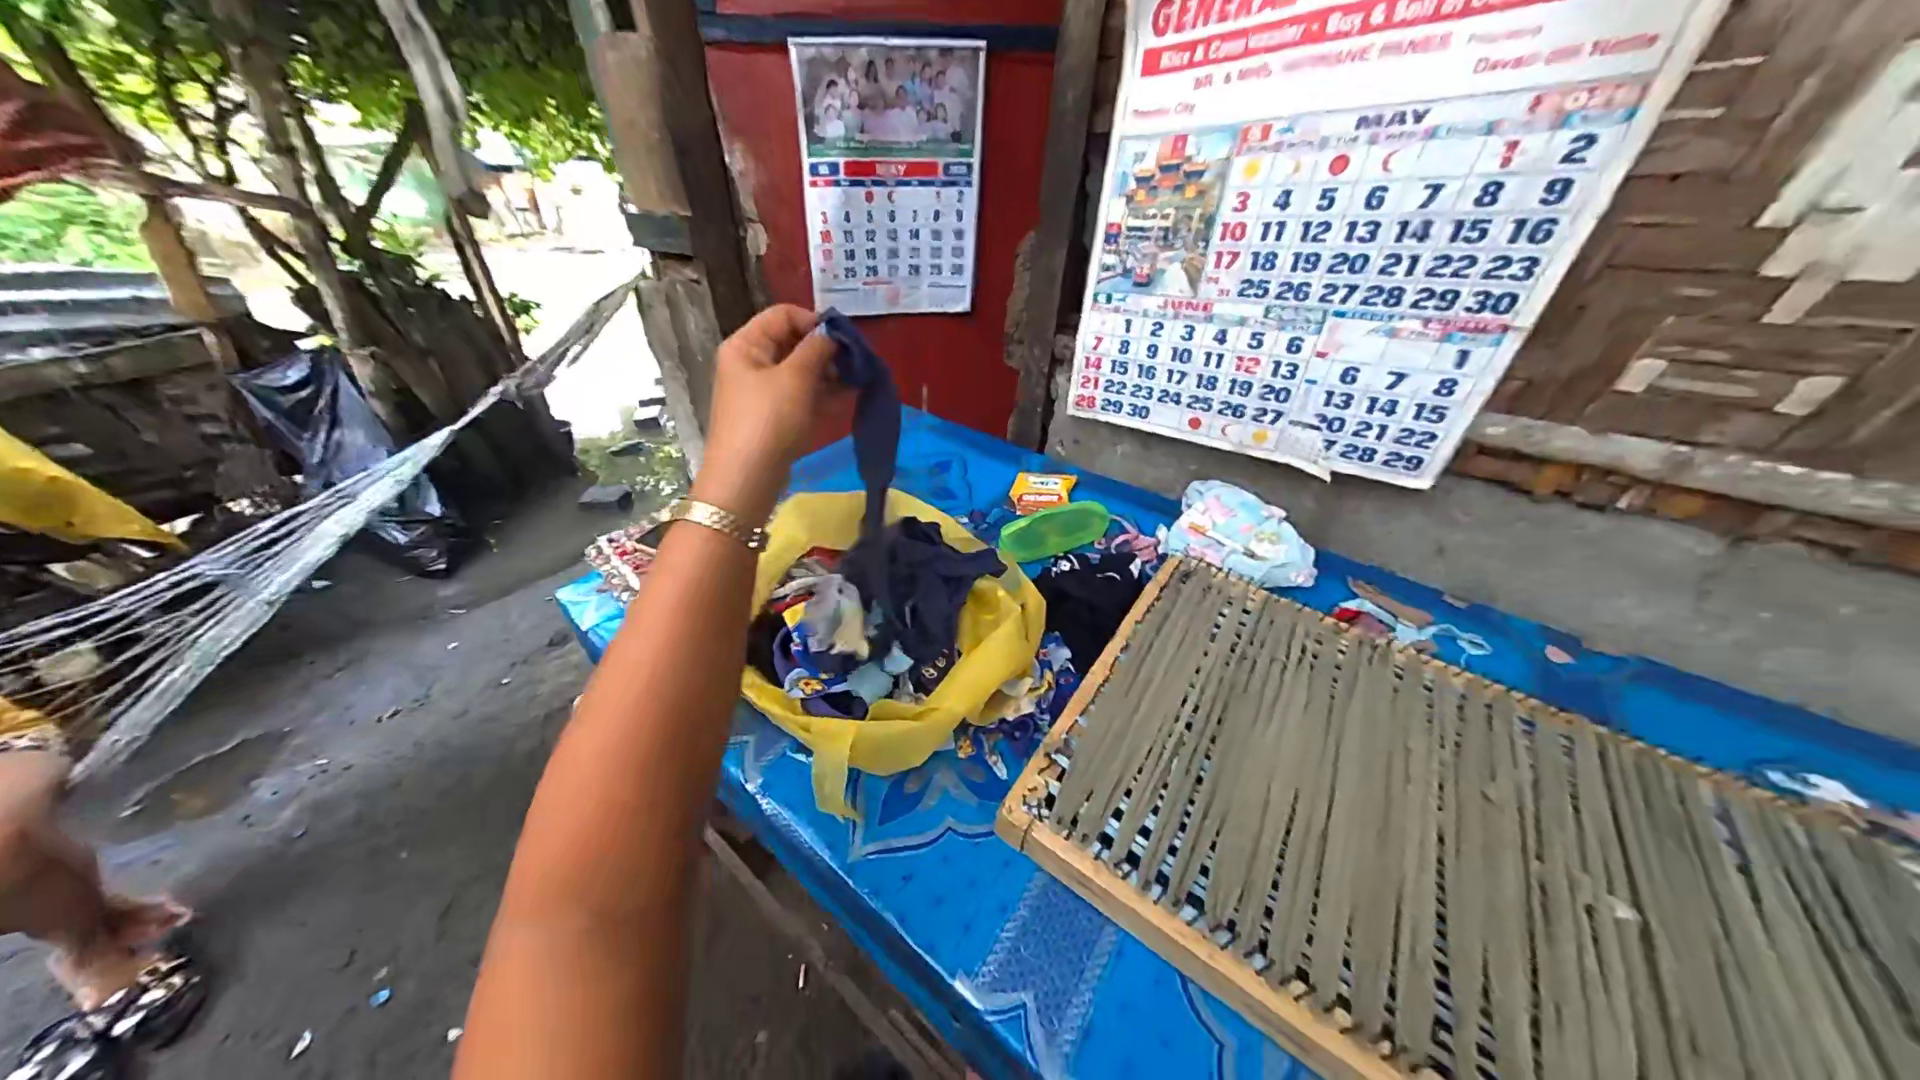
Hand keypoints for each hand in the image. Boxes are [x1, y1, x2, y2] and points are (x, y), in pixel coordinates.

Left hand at [692, 304, 845, 522]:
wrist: (747, 479)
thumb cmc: (769, 420)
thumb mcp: (796, 378)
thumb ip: (817, 348)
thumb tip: (831, 332)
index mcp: (746, 344)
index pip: (783, 315)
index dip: (815, 321)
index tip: (845, 340)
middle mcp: (751, 363)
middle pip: (793, 343)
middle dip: (826, 351)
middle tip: (855, 364)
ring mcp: (763, 392)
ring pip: (801, 373)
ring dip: (830, 375)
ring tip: (857, 383)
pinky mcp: (775, 417)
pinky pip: (802, 397)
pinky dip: (823, 396)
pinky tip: (849, 400)